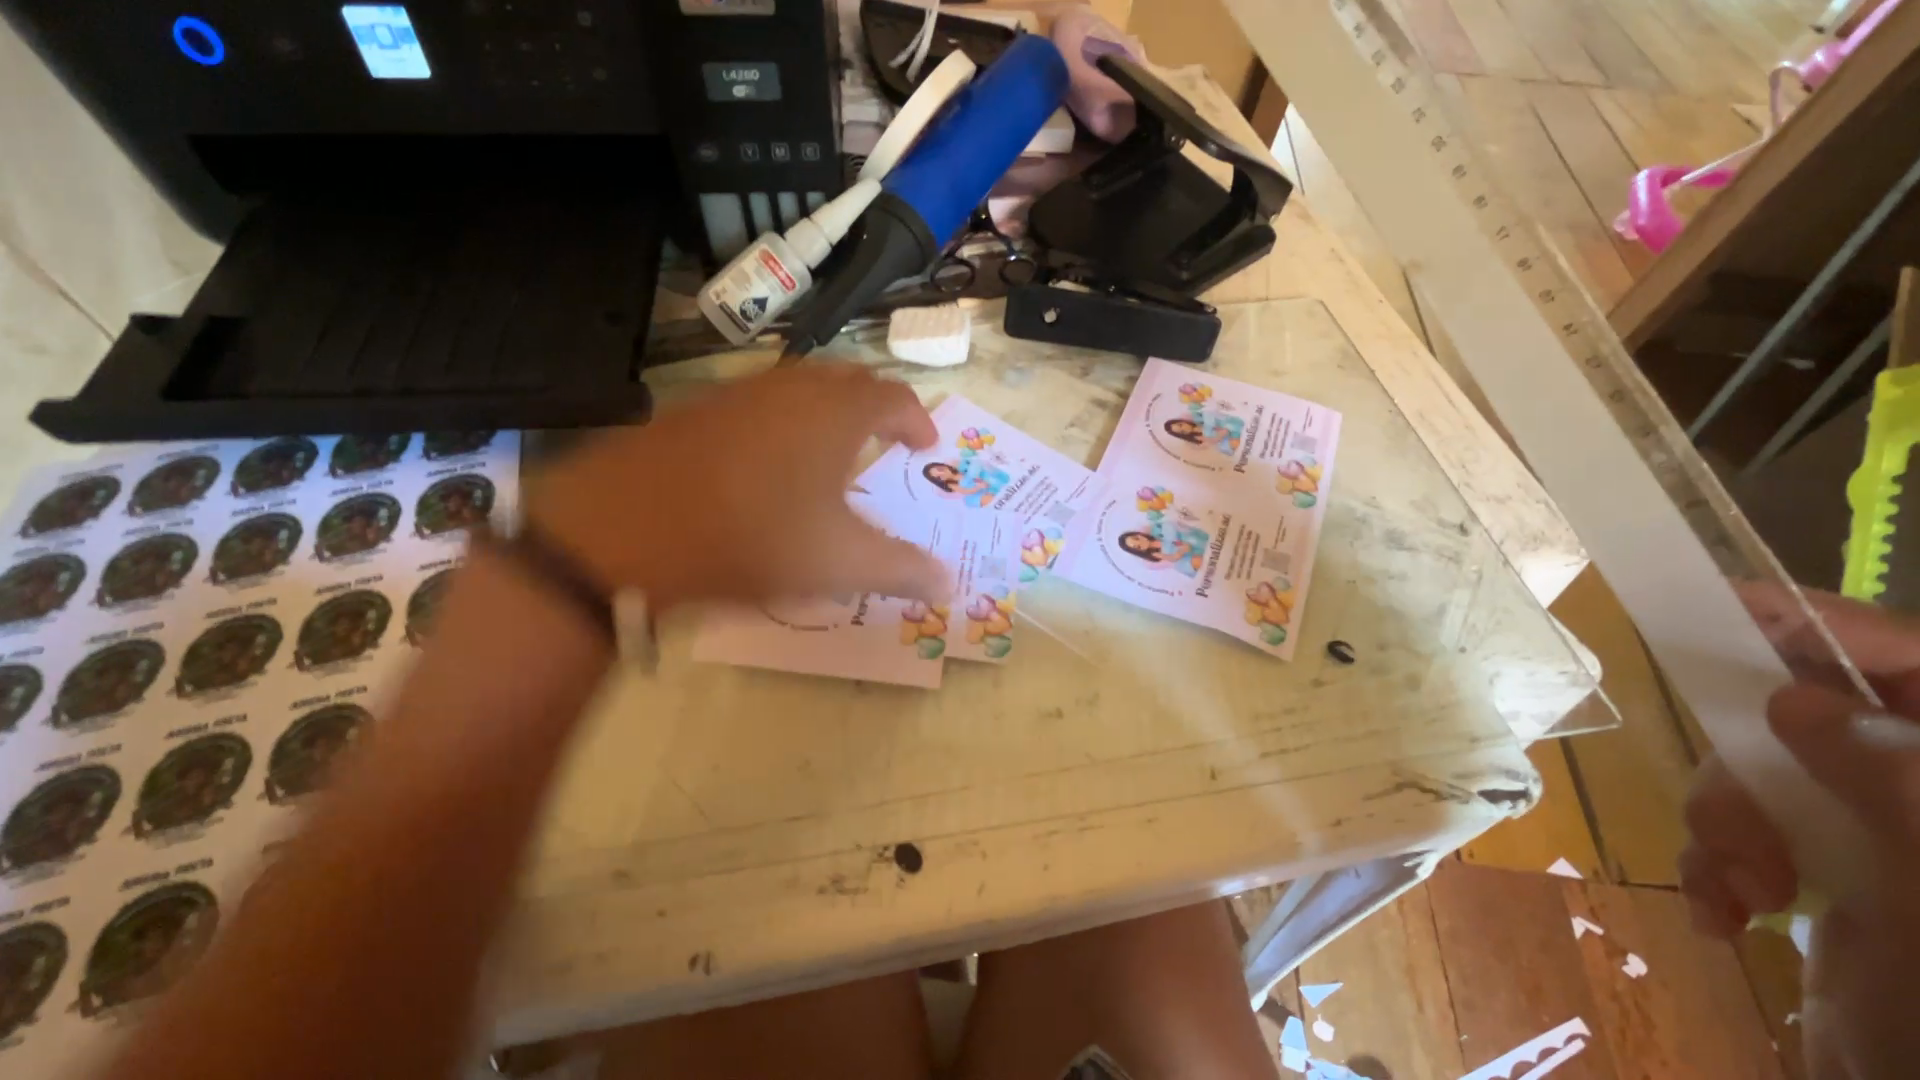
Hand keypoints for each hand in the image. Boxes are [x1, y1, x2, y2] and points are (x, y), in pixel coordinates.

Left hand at [527, 364, 948, 609]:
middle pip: (846, 381)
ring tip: (831, 452)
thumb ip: (900, 569)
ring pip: (797, 390)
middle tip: (885, 438)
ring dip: (825, 413)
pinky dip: (781, 426)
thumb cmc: (753, 538)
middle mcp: (789, 390)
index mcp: (834, 413)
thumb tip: (950, 584)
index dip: (916, 420)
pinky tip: (767, 467)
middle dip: (873, 406)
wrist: (625, 528)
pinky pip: (756, 408)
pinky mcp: (695, 414)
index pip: (892, 398)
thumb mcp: (838, 563)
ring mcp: (737, 397)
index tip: (925, 446)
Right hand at [1680, 588, 1919, 1077]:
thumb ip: (1890, 786)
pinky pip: (1749, 838)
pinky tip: (1724, 914)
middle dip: (1752, 773)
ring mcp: (1882, 841)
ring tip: (1741, 893)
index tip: (1730, 602)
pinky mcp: (1833, 879)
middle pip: (1816, 726)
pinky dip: (1718, 870)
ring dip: (1728, 830)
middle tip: (1739, 832)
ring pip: (1766, 780)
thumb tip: (1799, 702)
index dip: (1834, 630)